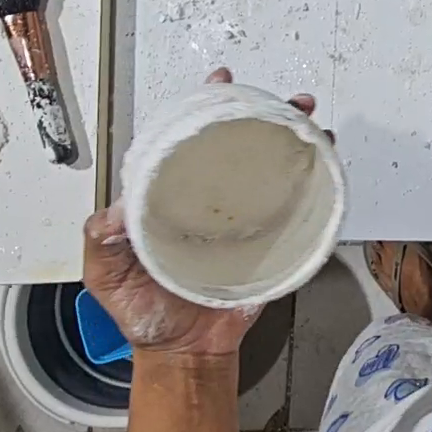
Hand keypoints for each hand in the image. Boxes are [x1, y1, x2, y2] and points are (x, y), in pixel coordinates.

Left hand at [81, 67, 319, 359]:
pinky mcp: (275, 238)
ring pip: (278, 165)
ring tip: (312, 121)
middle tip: (287, 101)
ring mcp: (249, 216)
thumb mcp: (107, 275)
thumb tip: (118, 210)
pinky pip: (300, 205)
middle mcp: (216, 197)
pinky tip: (327, 161)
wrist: (187, 351)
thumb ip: (104, 241)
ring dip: (300, 138)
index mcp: (176, 195)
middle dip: (269, 112)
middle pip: (245, 143)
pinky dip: (318, 180)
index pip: (192, 139)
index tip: (220, 80)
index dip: (207, 104)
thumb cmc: (145, 312)